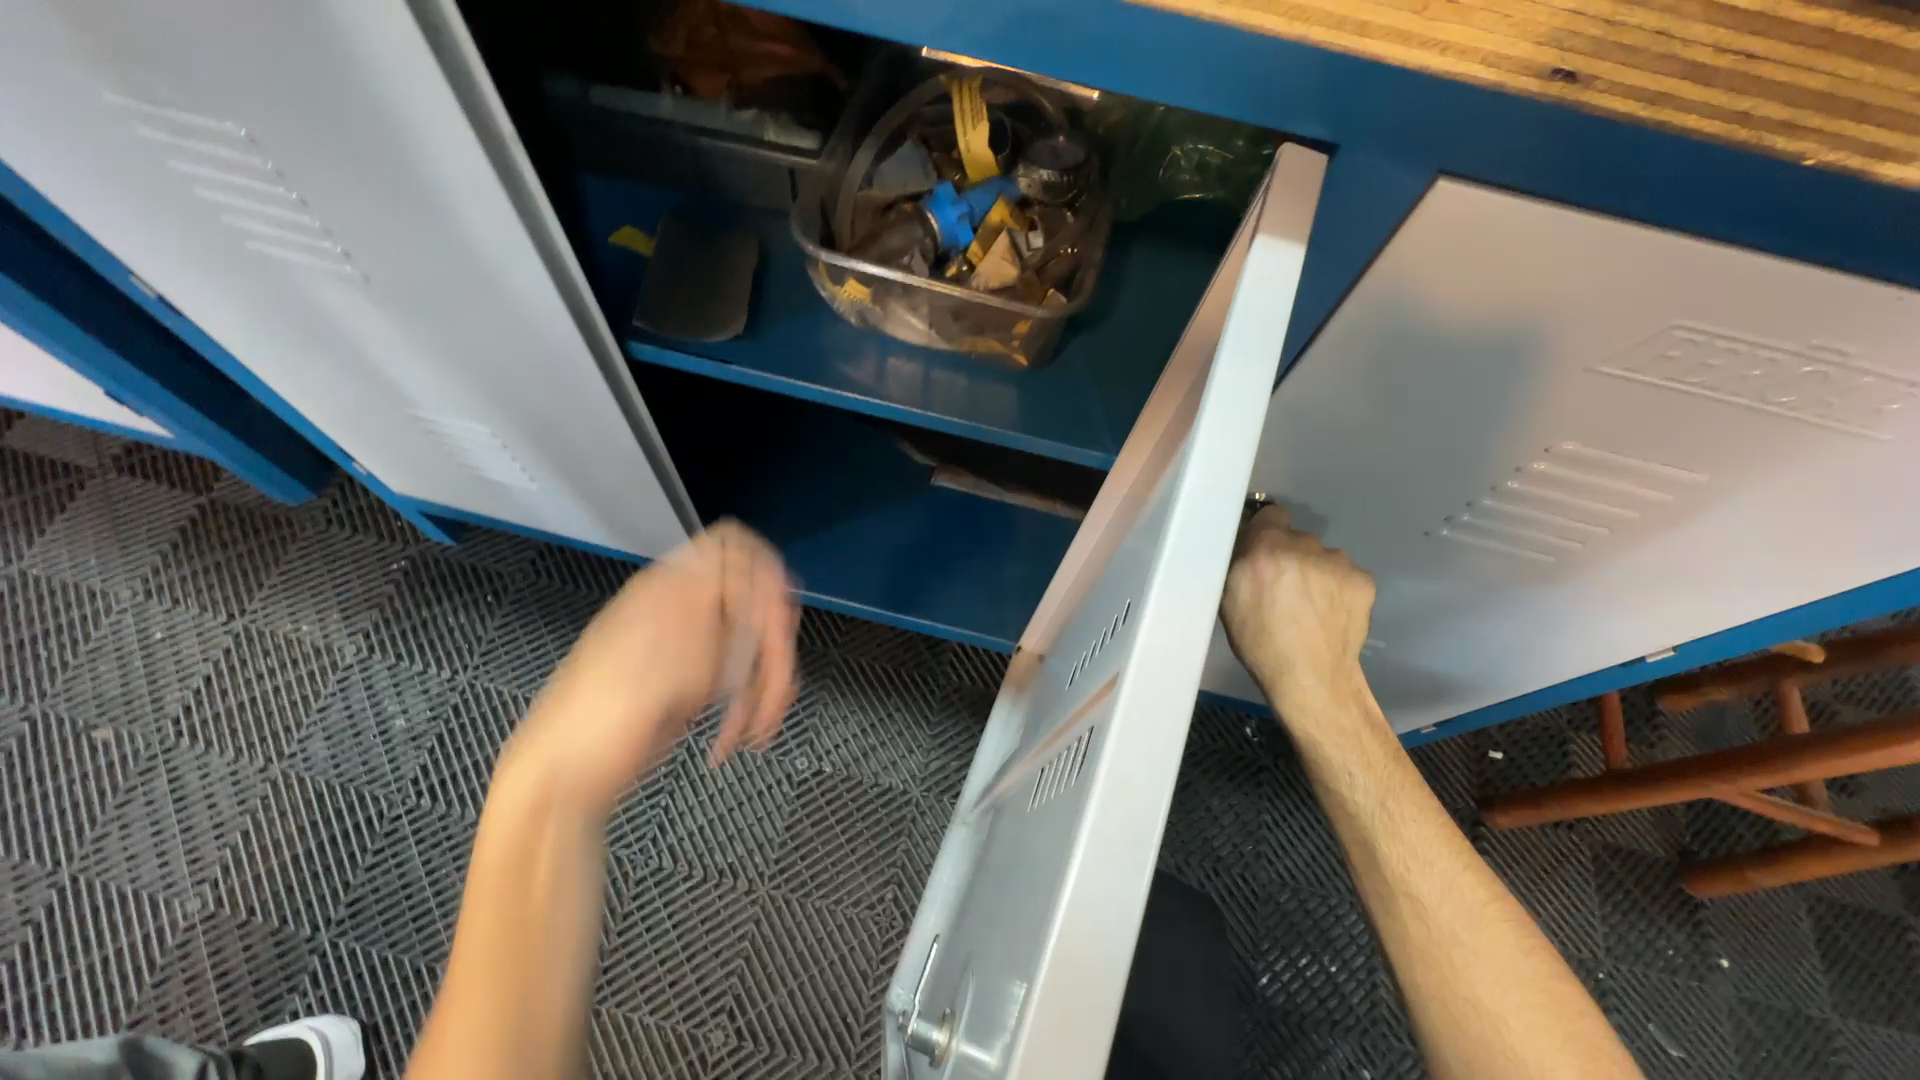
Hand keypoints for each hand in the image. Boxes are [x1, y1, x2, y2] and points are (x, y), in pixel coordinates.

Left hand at [504, 520, 799, 820]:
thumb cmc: (613, 707)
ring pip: (750, 650)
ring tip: (758, 729)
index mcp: (673, 586)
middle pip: (755, 605)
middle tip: (776, 689)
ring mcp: (683, 649)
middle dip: (773, 651)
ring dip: (763, 690)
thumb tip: (773, 574)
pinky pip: (734, 685)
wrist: (566, 770)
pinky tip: (738, 737)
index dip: (767, 573)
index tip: (779, 617)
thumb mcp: (683, 648)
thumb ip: (733, 606)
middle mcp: (681, 609)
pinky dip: (744, 710)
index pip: (735, 547)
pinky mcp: (685, 687)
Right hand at [1220, 505, 1375, 717]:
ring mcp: (1337, 562)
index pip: (1271, 514)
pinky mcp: (1362, 580)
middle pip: (1297, 538)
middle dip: (1290, 556)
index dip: (1267, 531)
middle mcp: (1303, 546)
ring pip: (1323, 557)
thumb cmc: (1259, 643)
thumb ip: (1239, 565)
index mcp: (1264, 549)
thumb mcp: (1228, 601)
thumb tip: (1246, 546)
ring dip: (1316, 572)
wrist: (1310, 678)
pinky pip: (1345, 574)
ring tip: (1310, 606)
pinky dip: (1337, 588)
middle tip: (1285, 588)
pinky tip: (1329, 613)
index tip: (1264, 551)